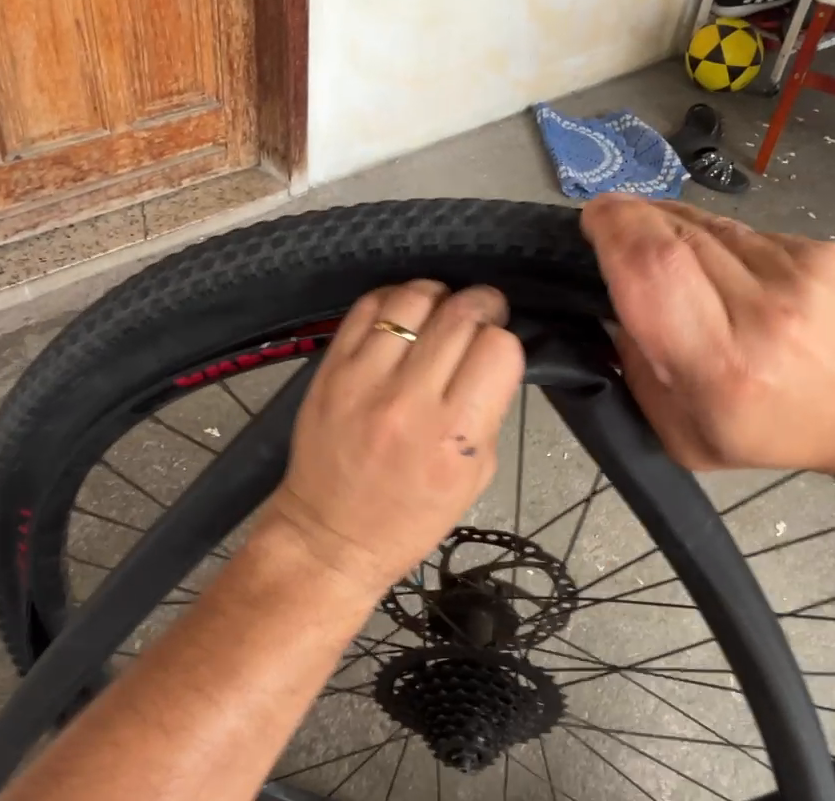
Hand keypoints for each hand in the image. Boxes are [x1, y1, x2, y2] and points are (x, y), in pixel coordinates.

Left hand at [260, 280, 523, 597]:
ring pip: (414, 298)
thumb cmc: (410, 517)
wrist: (330, 537)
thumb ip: (488, 411)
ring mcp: (364, 380)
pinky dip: (395, 300)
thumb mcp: (476, 477)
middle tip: (482, 313)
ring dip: (438, 296)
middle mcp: (409, 401)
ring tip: (440, 313)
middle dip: (481, 304)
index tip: (498, 342)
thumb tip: (492, 353)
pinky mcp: (330, 368)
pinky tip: (403, 316)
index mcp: (454, 437)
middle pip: (461, 315)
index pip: (498, 348)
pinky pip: (369, 306)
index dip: (504, 338)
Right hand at [580, 194, 834, 479]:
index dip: (613, 232)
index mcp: (721, 367)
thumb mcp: (687, 437)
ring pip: (704, 223)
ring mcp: (796, 273)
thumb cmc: (782, 435)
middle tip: (610, 225)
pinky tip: (717, 262)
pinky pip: (740, 229)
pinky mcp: (818, 250)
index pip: (652, 268)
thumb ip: (638, 376)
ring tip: (660, 246)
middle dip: (628, 218)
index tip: (591, 222)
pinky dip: (711, 236)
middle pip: (672, 234)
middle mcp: (761, 311)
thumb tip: (613, 311)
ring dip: (666, 224)